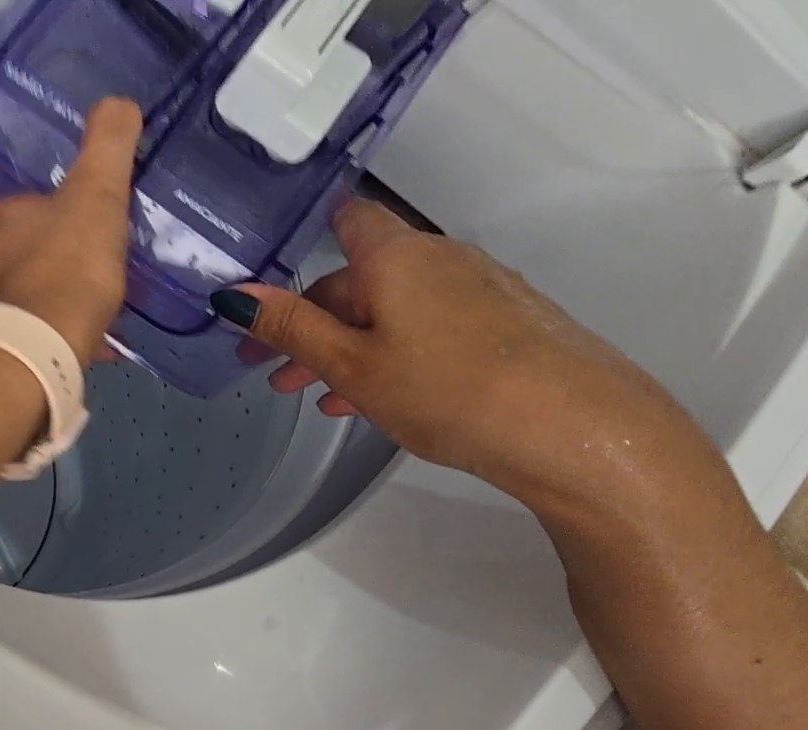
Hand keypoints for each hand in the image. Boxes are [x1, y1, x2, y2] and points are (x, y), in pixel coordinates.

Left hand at [0, 99, 142, 366]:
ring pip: (5, 305)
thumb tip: (117, 103)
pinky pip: (34, 340)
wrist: (46, 345)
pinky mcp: (10, 355)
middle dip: (5, 261)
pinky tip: (87, 338)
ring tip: (70, 297)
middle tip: (38, 256)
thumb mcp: (93, 193)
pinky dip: (55, 337)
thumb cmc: (61, 262)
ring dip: (31, 301)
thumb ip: (106, 147)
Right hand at [216, 200, 719, 518]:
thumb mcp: (351, 364)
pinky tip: (372, 400)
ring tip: (315, 396)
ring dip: (346, 347)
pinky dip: (389, 355)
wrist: (575, 430)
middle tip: (271, 371)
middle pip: (361, 279)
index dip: (308, 237)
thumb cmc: (446, 389)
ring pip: (392, 311)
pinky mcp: (505, 326)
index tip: (271, 277)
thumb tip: (232, 295)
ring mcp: (480, 292)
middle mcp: (442, 261)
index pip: (348, 221)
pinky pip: (427, 330)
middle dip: (311, 322)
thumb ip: (290, 328)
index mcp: (398, 258)